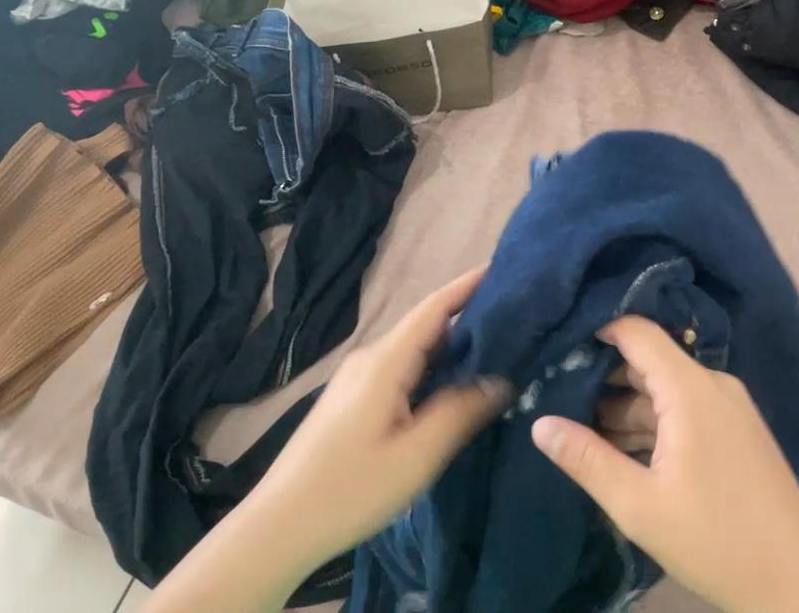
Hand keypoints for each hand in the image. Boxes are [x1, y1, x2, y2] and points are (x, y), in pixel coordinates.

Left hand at [145, 268, 506, 612]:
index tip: (508, 271)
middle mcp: (371, 358)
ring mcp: (359, 378)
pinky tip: (456, 386)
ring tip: (500, 350)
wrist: (279, 527)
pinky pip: (404, 369)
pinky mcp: (354, 399)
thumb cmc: (350, 489)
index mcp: (386, 361)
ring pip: (417, 349)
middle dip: (472, 317)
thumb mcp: (417, 455)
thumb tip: (503, 377)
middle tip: (520, 320)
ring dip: (455, 347)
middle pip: (428, 325)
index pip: (436, 307)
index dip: (471, 285)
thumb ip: (462, 411)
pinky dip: (436, 368)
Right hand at [533, 317, 798, 612]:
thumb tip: (539, 425)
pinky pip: (687, 410)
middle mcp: (713, 385)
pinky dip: (655, 424)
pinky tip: (626, 454)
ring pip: (667, 391)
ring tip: (583, 435)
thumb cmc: (713, 539)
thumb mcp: (638, 505)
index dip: (597, 332)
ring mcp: (731, 408)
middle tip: (557, 398)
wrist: (797, 584)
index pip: (637, 332)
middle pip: (649, 362)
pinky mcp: (739, 431)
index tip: (556, 347)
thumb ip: (586, 459)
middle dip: (604, 379)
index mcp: (690, 389)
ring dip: (627, 409)